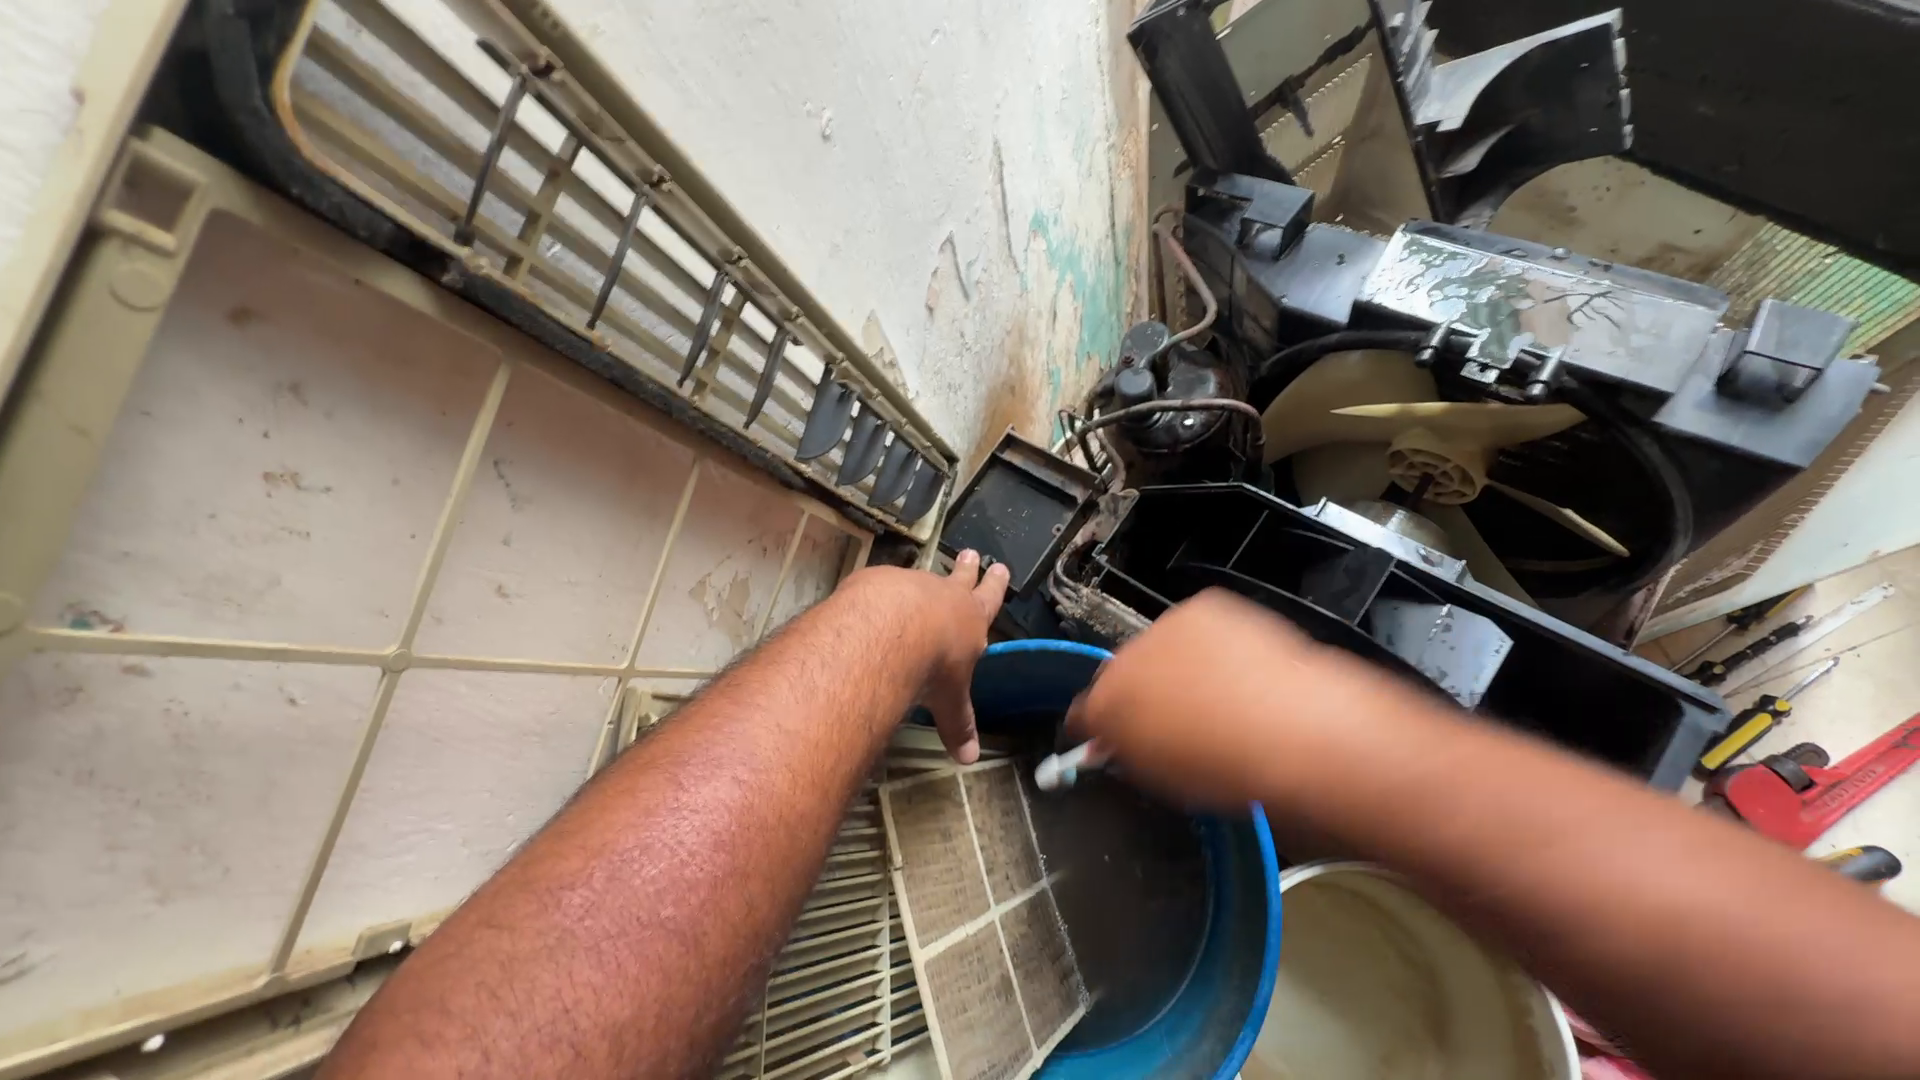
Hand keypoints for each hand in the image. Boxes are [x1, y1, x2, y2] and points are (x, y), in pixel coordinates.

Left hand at [845, 550, 1007, 763]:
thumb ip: (957, 724)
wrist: (891, 628)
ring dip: (922, 582)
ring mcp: (910, 585)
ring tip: (919, 581)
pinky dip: (880, 593)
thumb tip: (969, 759)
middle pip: (959, 577)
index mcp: (970, 621)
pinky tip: (870, 602)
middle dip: (967, 568)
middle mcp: (943, 597)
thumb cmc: (934, 665)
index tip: (999, 567)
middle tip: (969, 552)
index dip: (994, 585)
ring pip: (920, 581)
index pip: (988, 600)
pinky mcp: (878, 582)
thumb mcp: (949, 699)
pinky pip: (882, 586)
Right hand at [1066, 588, 1406, 809]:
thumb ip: (1128, 756)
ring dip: (1172, 665)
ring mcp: (1166, 628)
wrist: (1297, 731)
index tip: (1110, 735)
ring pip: (1156, 646)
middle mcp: (1127, 659)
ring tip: (1213, 696)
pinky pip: (1194, 626)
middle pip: (1120, 672)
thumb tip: (1119, 746)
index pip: (1085, 710)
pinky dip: (1207, 643)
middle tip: (1171, 719)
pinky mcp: (1204, 607)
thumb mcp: (1166, 781)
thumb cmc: (1236, 767)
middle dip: (1138, 691)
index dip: (1098, 726)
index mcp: (1109, 706)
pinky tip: (1232, 671)